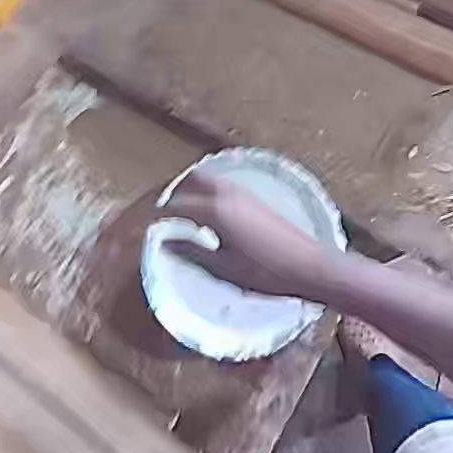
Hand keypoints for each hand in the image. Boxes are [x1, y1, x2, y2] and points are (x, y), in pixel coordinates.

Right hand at [159, 171, 342, 300]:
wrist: (311, 268)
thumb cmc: (266, 273)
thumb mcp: (222, 269)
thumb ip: (190, 252)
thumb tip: (163, 242)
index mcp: (216, 210)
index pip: (175, 205)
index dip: (155, 214)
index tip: (142, 223)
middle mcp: (228, 194)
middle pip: (191, 180)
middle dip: (173, 192)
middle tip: (160, 212)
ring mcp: (244, 194)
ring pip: (208, 181)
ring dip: (190, 191)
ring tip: (180, 214)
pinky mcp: (255, 201)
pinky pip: (221, 187)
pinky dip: (205, 194)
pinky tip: (207, 218)